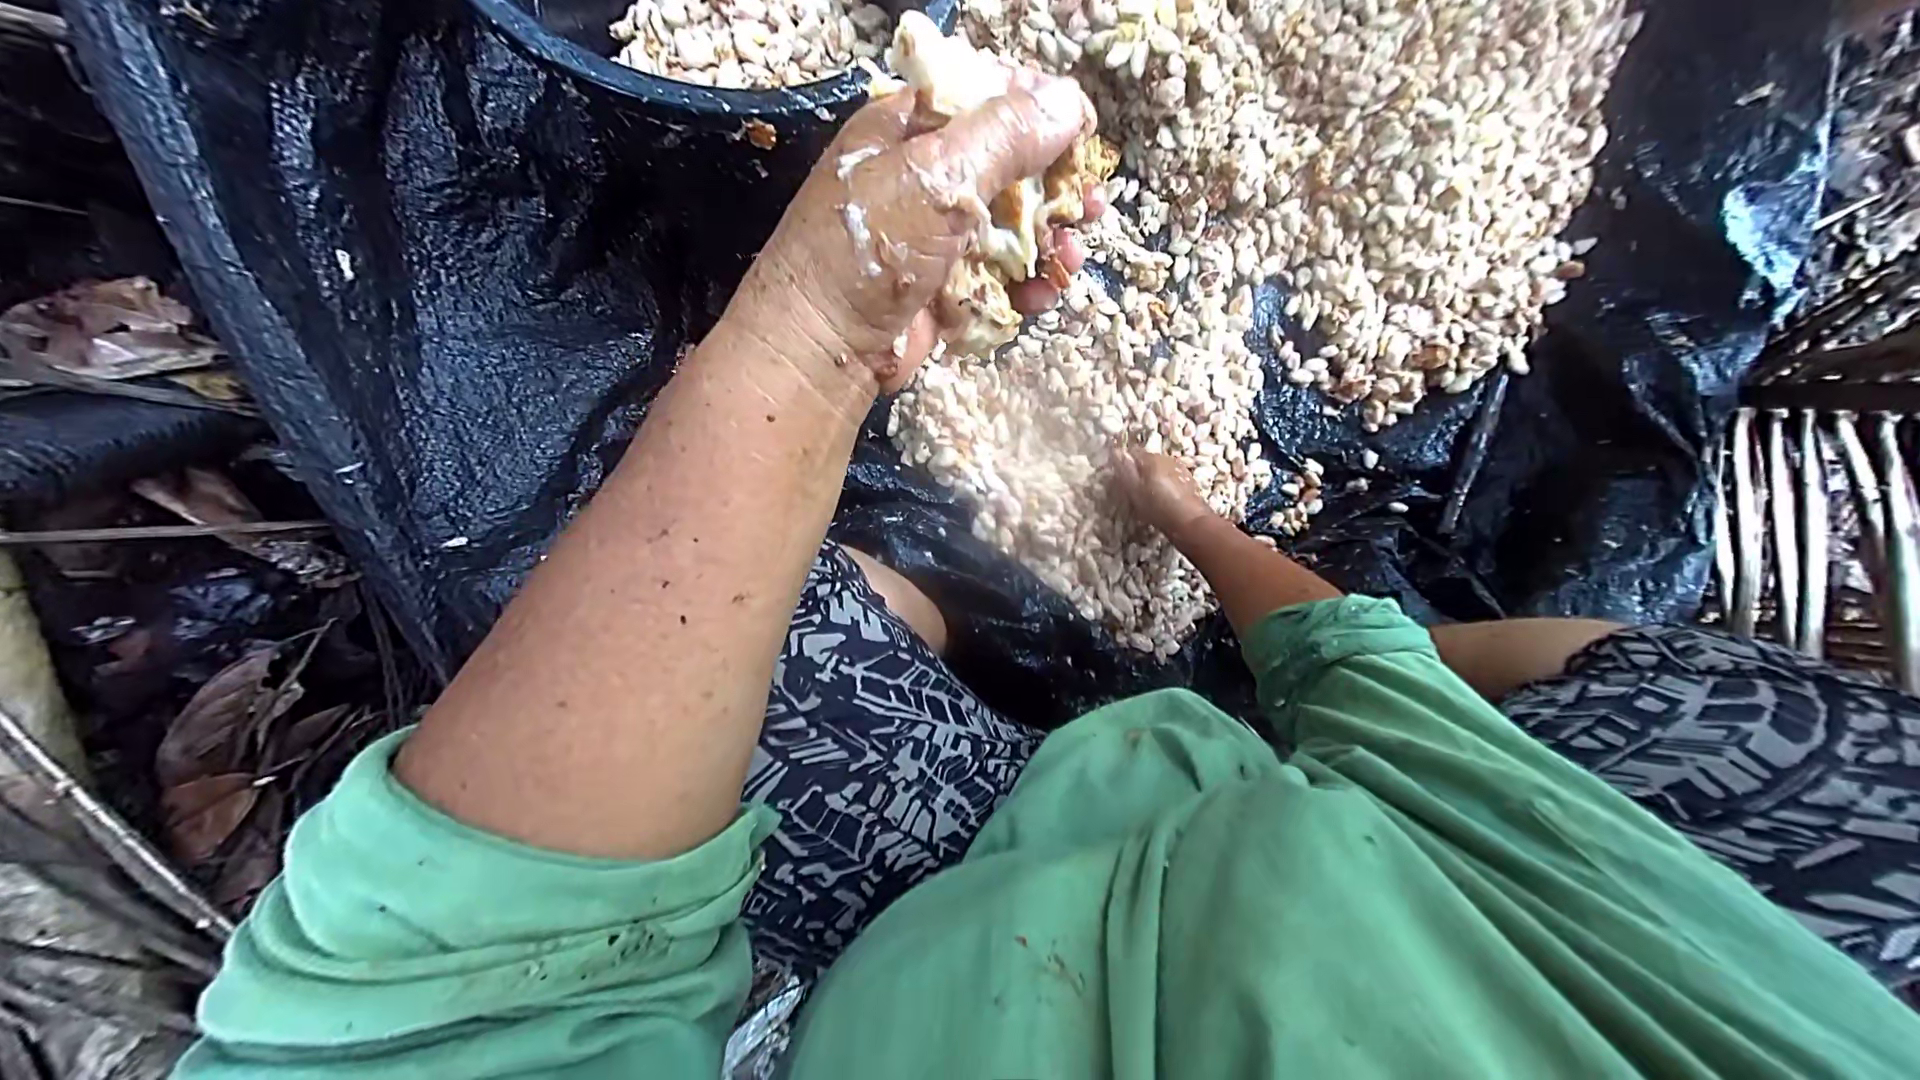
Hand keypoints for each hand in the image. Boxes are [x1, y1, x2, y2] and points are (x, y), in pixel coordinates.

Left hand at [724, 74, 1102, 396]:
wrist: (827, 347)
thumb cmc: (871, 249)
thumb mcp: (937, 179)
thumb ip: (1005, 137)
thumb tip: (1069, 102)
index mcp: (911, 131)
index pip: (987, 100)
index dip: (1039, 113)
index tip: (1082, 136)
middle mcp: (925, 180)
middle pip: (1008, 170)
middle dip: (1054, 189)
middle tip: (1090, 206)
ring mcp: (936, 240)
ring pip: (1009, 231)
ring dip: (1047, 244)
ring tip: (1070, 258)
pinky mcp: (945, 289)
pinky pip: (997, 279)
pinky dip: (1024, 287)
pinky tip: (1043, 296)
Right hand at [1111, 447, 1218, 540]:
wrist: (1189, 521)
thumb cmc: (1157, 507)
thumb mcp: (1134, 491)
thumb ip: (1125, 471)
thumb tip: (1116, 453)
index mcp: (1151, 458)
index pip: (1132, 452)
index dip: (1124, 463)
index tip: (1119, 477)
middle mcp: (1166, 458)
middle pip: (1147, 460)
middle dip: (1139, 470)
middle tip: (1132, 488)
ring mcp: (1179, 467)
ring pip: (1159, 468)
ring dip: (1153, 476)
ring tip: (1148, 494)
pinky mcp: (1188, 479)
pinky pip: (1170, 476)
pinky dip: (1164, 483)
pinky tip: (1163, 497)